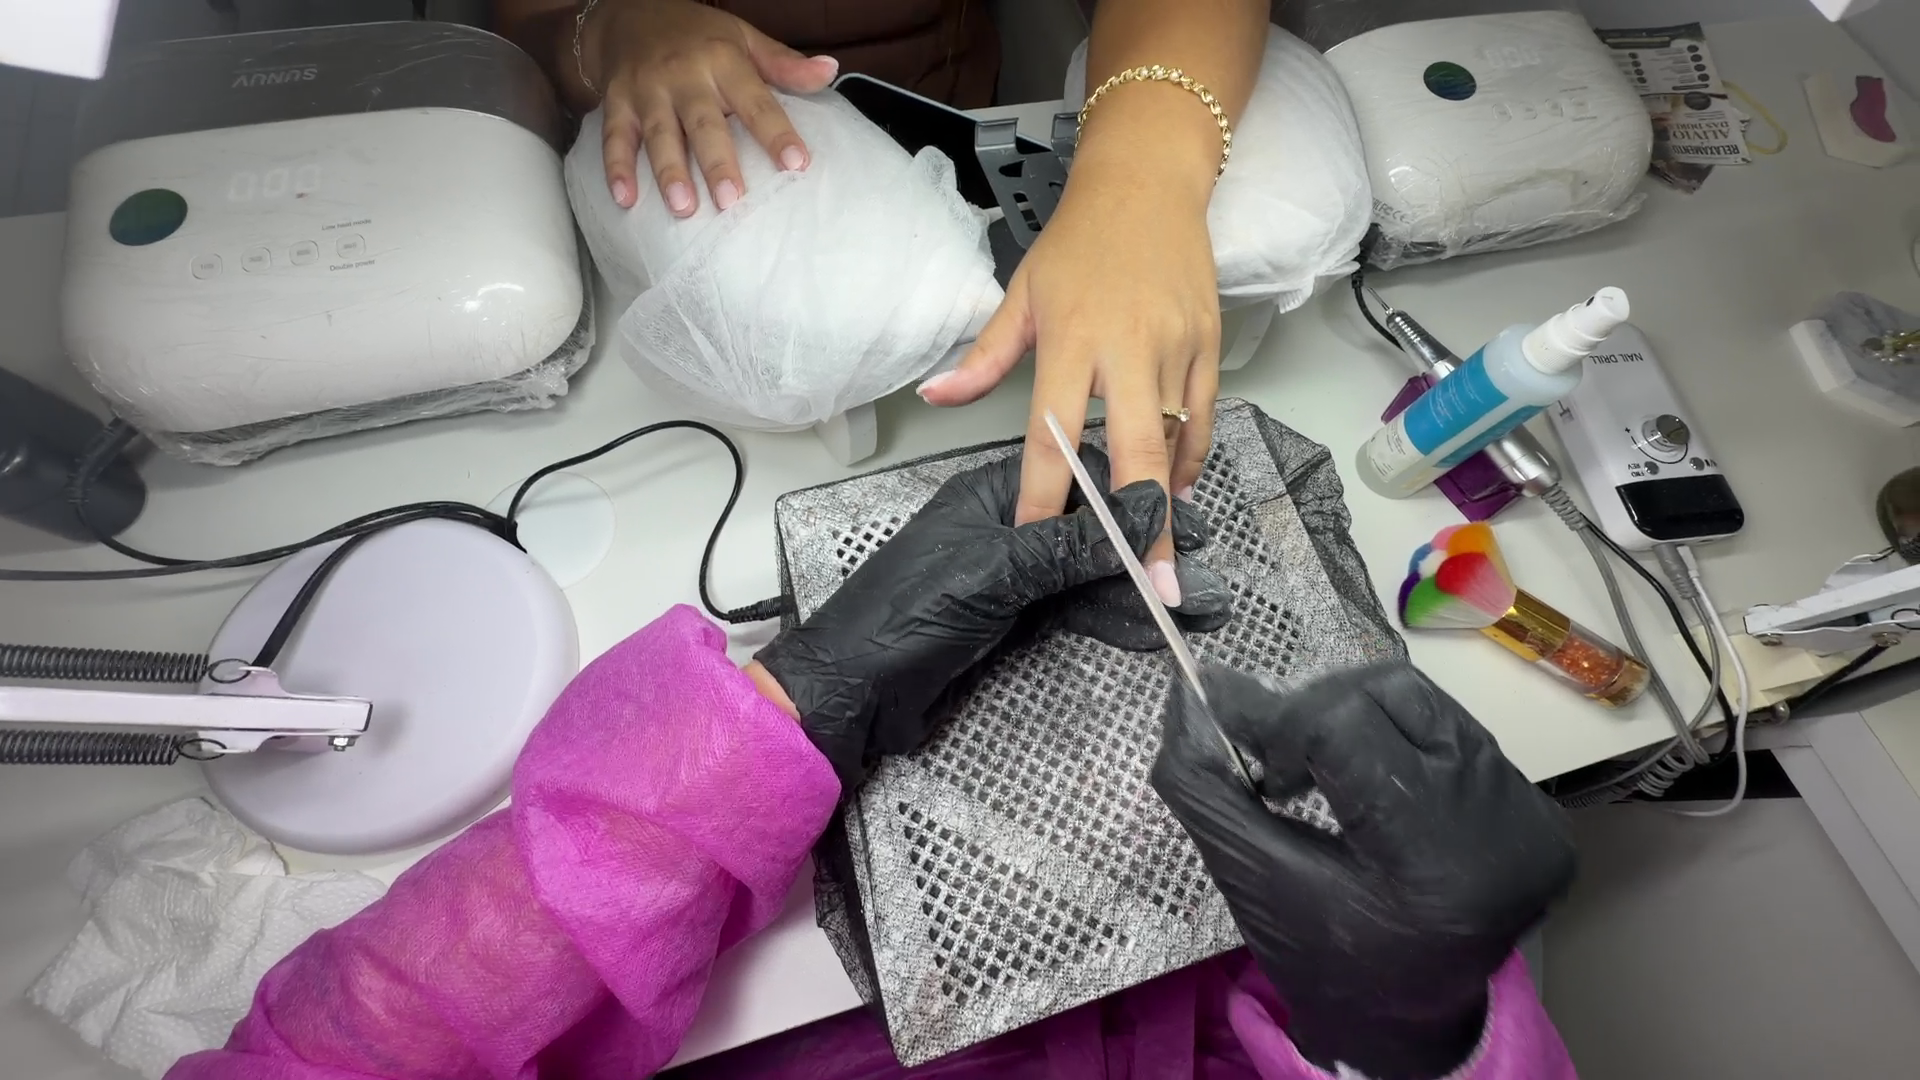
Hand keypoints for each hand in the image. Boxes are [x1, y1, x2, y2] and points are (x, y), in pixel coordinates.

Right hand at [581, 0, 837, 212]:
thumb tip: (830, 71)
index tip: (797, 164)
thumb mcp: (743, 40)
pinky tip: (625, 200)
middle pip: (703, 123)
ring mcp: (647, 90)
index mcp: (722, 61)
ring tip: (683, 208)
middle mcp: (683, 76)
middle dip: (717, 162)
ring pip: (658, 134)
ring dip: (669, 172)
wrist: (626, 10)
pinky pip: (614, 137)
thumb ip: (783, 65)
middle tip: (731, 201)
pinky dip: (616, 168)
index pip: (755, 101)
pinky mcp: (617, 102)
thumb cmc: (699, 38)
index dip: (776, 132)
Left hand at [756, 448, 1168, 792]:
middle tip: (1199, 564)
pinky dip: (1105, 617)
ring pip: (1083, 574)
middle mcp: (1008, 527)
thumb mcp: (994, 570)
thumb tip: (1147, 511)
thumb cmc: (912, 611)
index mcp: (994, 493)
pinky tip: (1146, 625)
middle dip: (1141, 547)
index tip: (1182, 514)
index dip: (1129, 493)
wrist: (857, 689)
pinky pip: (1068, 610)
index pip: (1074, 475)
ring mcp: (1011, 577)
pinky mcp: (1012, 620)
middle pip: (1085, 529)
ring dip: (1132, 587)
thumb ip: (1069, 544)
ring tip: (1192, 602)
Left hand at [918, 150, 1220, 605]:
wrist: (1146, 184)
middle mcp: (1128, 352)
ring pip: (1176, 443)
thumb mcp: (1020, 294)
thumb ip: (983, 356)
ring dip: (1167, 502)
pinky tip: (1178, 490)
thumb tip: (935, 396)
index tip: (1036, 541)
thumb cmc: (1076, 244)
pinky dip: (1192, 459)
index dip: (1044, 495)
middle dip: (1138, 525)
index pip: (1053, 435)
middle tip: (1148, 584)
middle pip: (1135, 454)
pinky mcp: (1211, 345)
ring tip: (1161, 556)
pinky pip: (1205, 418)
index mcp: (1072, 342)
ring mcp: (1177, 350)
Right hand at [1152, 664, 1575, 1079]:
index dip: (1272, 721)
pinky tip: (1368, 779)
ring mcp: (1528, 813)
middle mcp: (1501, 824)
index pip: (1340, 725)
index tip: (1238, 745)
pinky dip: (1388, 731)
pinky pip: (1445, 724)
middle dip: (1311, 714)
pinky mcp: (1535, 808)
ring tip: (1322, 768)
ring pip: (1416, 695)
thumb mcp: (1244, 875)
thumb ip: (1200, 780)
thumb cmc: (1319, 959)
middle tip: (1281, 769)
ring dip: (1349, 713)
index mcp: (1429, 858)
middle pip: (1384, 692)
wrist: (1407, 1021)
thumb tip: (1190, 688)